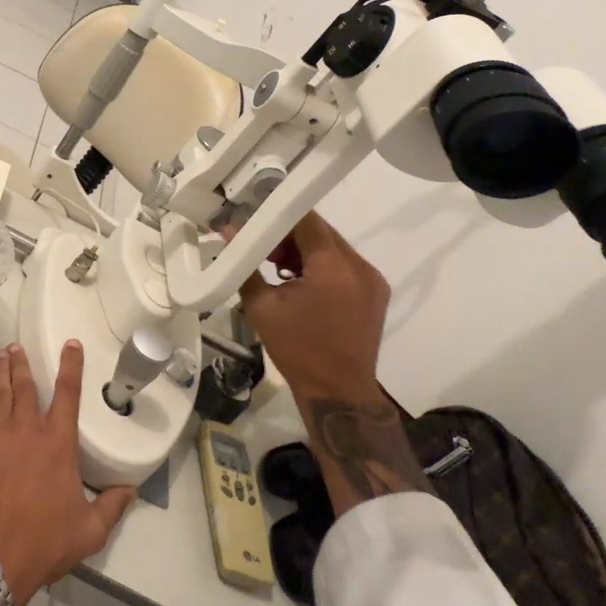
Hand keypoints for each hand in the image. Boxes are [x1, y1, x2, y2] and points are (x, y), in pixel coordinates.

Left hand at [0, 342, 136, 605]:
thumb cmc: (43, 542)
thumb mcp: (89, 530)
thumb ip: (111, 506)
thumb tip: (131, 490)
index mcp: (59, 443)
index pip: (68, 394)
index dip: (71, 366)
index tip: (71, 344)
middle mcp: (28, 429)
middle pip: (25, 386)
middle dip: (22, 363)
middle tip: (17, 346)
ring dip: (0, 368)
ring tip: (0, 352)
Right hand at [239, 211, 389, 404]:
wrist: (338, 392)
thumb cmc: (297, 349)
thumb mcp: (261, 306)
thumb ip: (246, 264)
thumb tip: (229, 233)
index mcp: (333, 268)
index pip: (307, 220)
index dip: (279, 213)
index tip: (254, 217)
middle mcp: (360, 267)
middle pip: (322, 231)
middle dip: (289, 233)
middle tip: (261, 248)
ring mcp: (372, 280)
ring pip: (333, 246)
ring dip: (305, 249)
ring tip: (278, 268)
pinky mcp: (375, 293)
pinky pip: (344, 264)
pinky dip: (321, 264)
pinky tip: (301, 282)